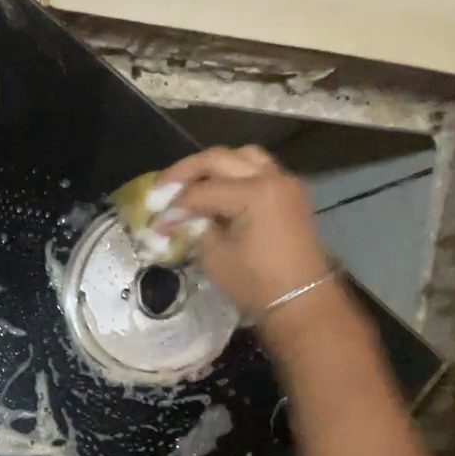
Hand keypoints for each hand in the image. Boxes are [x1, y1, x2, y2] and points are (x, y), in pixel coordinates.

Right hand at [154, 146, 336, 318]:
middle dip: (186, 172)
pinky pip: (257, 170)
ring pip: (242, 157)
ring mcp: (283, 182)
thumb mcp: (215, 256)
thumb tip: (175, 219)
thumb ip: (195, 228)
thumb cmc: (255, 282)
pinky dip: (233, 174)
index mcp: (254, 193)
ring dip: (213, 166)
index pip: (201, 191)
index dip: (173, 207)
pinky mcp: (288, 193)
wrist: (300, 299)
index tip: (154, 224)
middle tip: (161, 187)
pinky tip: (216, 192)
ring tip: (190, 184)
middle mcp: (271, 178)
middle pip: (220, 159)